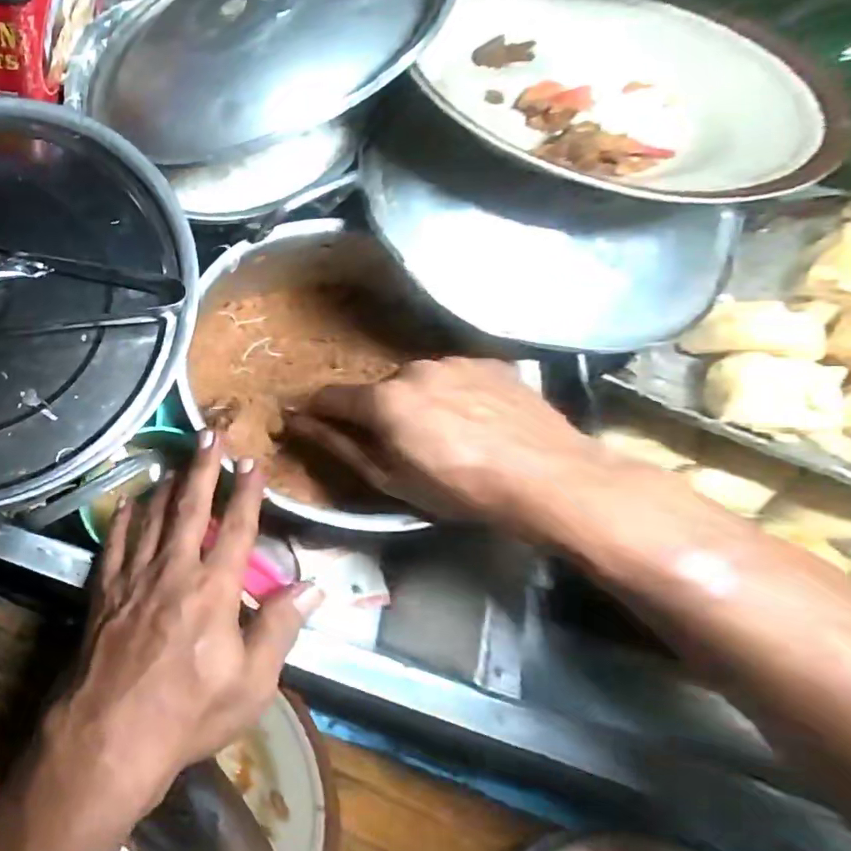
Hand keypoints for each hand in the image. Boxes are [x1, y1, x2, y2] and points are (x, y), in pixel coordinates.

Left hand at [43, 431, 324, 815]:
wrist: (113, 727)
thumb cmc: (190, 712)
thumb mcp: (252, 683)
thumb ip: (277, 628)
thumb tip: (310, 587)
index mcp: (213, 590)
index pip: (236, 529)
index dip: (246, 492)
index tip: (251, 461)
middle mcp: (171, 571)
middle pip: (189, 509)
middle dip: (201, 468)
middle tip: (207, 433)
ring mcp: (132, 576)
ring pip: (149, 518)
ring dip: (164, 486)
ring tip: (174, 461)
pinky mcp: (103, 589)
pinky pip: (114, 541)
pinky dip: (123, 518)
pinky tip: (128, 502)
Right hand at [283, 357, 610, 535]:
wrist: (554, 480)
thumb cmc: (459, 488)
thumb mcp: (388, 477)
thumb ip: (337, 444)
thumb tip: (295, 421)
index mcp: (382, 399)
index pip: (329, 397)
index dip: (316, 412)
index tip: (311, 425)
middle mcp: (412, 369)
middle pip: (376, 390)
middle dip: (376, 412)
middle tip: (398, 444)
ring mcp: (455, 362)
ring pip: (416, 381)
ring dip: (416, 401)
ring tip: (444, 433)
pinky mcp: (491, 364)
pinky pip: (453, 377)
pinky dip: (451, 394)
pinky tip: (474, 420)